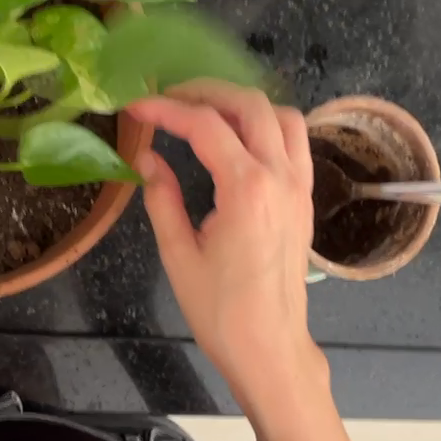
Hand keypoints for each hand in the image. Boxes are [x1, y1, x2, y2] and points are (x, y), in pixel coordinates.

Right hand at [128, 80, 329, 411]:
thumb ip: (162, 199)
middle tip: (167, 101)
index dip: (166, 109)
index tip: (135, 106)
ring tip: (205, 115)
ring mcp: (299, 186)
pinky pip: (295, 142)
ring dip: (242, 105)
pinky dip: (267, 127)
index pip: (205, 126)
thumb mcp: (179, 255)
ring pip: (282, 115)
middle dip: (205, 93)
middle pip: (249, 105)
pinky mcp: (305, 200)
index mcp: (246, 189)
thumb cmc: (219, 311)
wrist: (269, 347)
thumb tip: (148, 159)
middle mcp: (280, 177)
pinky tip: (239, 141)